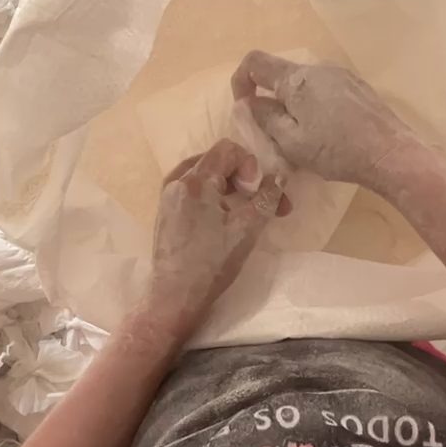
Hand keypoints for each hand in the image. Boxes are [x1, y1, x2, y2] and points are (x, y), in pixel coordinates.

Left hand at [137, 138, 291, 341]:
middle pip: (215, 161)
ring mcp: (167, 197)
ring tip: (243, 211)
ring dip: (228, 186)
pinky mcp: (165, 212)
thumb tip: (280, 176)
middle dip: (243, 177)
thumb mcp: (247, 230)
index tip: (258, 191)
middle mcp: (176, 181)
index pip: (227, 150)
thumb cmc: (212, 263)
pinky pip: (192, 190)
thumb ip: (266, 198)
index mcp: (194, 181)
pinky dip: (212, 196)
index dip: (250, 165)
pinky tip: (222, 219)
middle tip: (260, 202)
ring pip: (204, 175)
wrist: (175, 296)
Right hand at [231, 50, 419, 190]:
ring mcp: (340, 75)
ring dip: (294, 106)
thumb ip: (265, 118)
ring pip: (304, 86)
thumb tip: (249, 103)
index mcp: (296, 80)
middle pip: (281, 76)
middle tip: (275, 134)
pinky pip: (324, 91)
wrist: (389, 153)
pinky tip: (328, 133)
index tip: (244, 108)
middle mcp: (317, 68)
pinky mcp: (356, 87)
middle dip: (270, 100)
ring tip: (304, 138)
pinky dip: (314, 107)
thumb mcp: (291, 142)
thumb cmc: (336, 151)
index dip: (241, 81)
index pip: (255, 62)